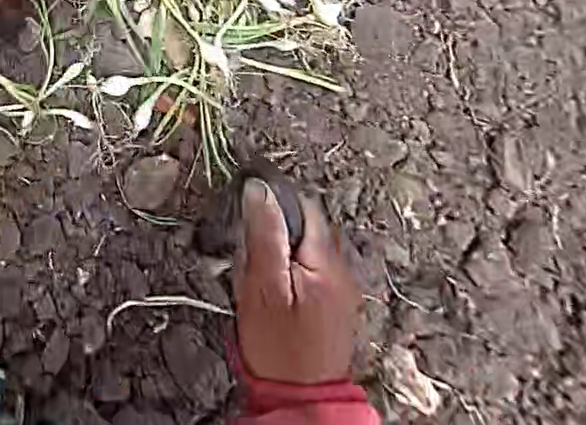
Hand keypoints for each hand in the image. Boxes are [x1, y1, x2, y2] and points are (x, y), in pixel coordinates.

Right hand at [233, 179, 361, 384]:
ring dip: (277, 242)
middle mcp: (341, 270)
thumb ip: (264, 233)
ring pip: (303, 243)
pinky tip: (267, 278)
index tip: (244, 198)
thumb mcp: (263, 283)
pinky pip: (306, 264)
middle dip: (273, 222)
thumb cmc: (277, 341)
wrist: (299, 397)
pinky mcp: (330, 301)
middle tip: (245, 240)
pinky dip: (285, 261)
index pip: (303, 205)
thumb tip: (259, 189)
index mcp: (327, 262)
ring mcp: (339, 287)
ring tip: (253, 262)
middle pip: (304, 223)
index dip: (273, 196)